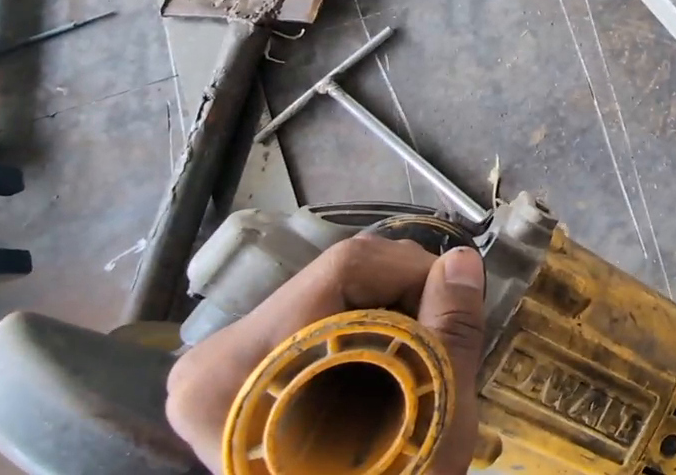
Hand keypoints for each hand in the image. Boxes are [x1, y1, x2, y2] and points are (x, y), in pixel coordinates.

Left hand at [165, 234, 486, 474]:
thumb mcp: (433, 416)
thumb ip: (450, 332)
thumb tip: (461, 260)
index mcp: (238, 367)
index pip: (348, 269)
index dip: (417, 277)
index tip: (452, 315)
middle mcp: (214, 358)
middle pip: (338, 279)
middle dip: (407, 299)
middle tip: (439, 341)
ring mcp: (222, 367)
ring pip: (332, 295)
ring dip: (391, 314)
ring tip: (414, 362)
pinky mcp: (241, 375)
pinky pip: (319, 319)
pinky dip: (367, 331)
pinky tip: (385, 368)